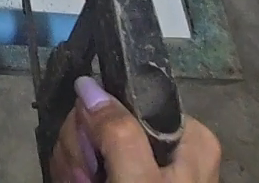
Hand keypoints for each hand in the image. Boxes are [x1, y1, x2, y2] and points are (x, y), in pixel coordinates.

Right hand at [49, 76, 221, 181]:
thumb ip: (118, 133)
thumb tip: (87, 84)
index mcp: (185, 137)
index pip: (128, 96)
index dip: (101, 117)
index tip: (94, 150)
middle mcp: (163, 143)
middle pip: (100, 114)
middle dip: (83, 147)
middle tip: (88, 180)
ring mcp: (138, 160)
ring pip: (84, 134)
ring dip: (73, 163)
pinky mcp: (115, 174)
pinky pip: (81, 155)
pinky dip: (73, 173)